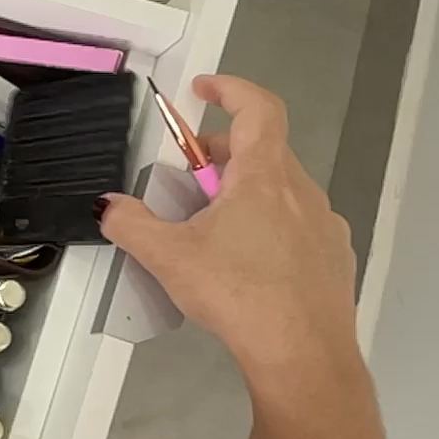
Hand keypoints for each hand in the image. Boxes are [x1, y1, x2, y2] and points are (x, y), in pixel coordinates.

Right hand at [101, 76, 358, 378]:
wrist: (302, 351)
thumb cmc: (235, 291)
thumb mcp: (166, 256)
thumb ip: (130, 224)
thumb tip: (107, 205)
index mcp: (263, 178)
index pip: (258, 110)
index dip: (230, 89)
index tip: (203, 86)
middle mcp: (301, 191)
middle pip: (264, 150)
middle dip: (219, 153)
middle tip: (185, 175)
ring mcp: (324, 224)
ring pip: (278, 188)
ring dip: (241, 190)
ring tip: (207, 226)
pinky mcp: (331, 256)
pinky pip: (293, 222)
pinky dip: (263, 222)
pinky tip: (241, 262)